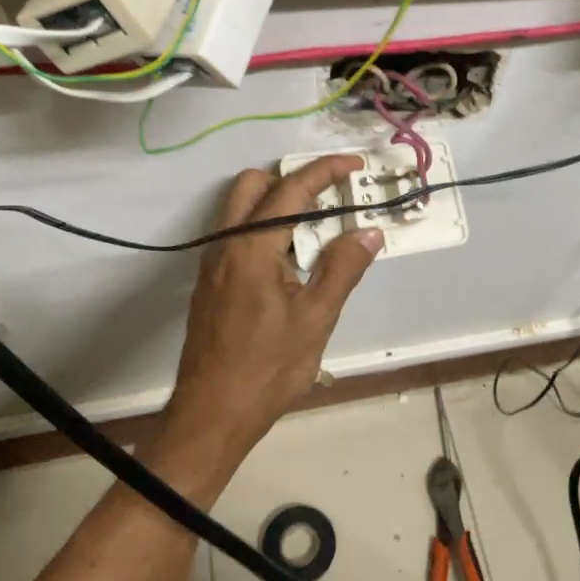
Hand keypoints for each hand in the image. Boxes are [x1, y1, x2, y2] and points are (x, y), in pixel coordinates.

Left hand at [166, 156, 384, 453]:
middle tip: (332, 199)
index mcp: (251, 248)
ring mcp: (213, 264)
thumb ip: (342, 268)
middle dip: (294, 180)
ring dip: (279, 206)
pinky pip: (238, 235)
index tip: (356, 166)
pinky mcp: (211, 283)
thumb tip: (368, 232)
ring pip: (242, 210)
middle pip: (254, 185)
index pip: (291, 190)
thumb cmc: (267, 369)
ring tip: (319, 231)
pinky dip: (266, 230)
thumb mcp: (316, 319)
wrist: (212, 414)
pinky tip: (293, 262)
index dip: (325, 171)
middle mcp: (225, 245)